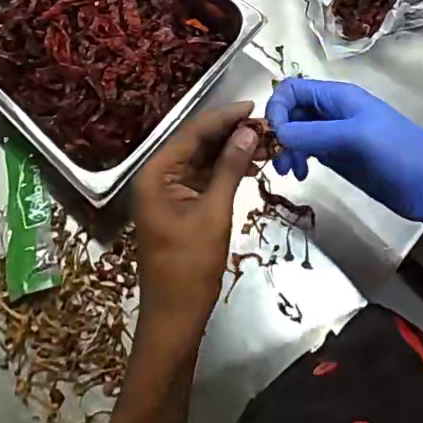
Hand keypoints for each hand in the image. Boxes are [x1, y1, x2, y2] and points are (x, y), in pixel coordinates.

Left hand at [131, 101, 259, 329]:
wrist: (175, 316)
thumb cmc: (189, 266)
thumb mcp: (213, 214)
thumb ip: (228, 170)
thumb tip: (248, 132)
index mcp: (156, 172)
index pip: (191, 133)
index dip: (223, 118)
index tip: (253, 106)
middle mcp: (158, 174)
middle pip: (196, 143)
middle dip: (230, 132)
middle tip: (267, 124)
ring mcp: (169, 190)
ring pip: (202, 159)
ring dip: (231, 150)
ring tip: (266, 140)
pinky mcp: (181, 205)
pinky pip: (204, 177)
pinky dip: (226, 170)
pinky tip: (251, 162)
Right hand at [266, 78, 422, 252]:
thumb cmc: (402, 156)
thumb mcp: (356, 139)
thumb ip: (314, 134)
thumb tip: (276, 133)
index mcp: (338, 97)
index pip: (291, 89)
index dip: (277, 108)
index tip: (275, 135)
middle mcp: (332, 111)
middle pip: (290, 110)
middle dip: (279, 131)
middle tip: (277, 158)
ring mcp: (334, 133)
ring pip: (295, 131)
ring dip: (286, 148)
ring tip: (289, 170)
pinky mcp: (337, 154)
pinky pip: (306, 149)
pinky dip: (297, 158)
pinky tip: (302, 174)